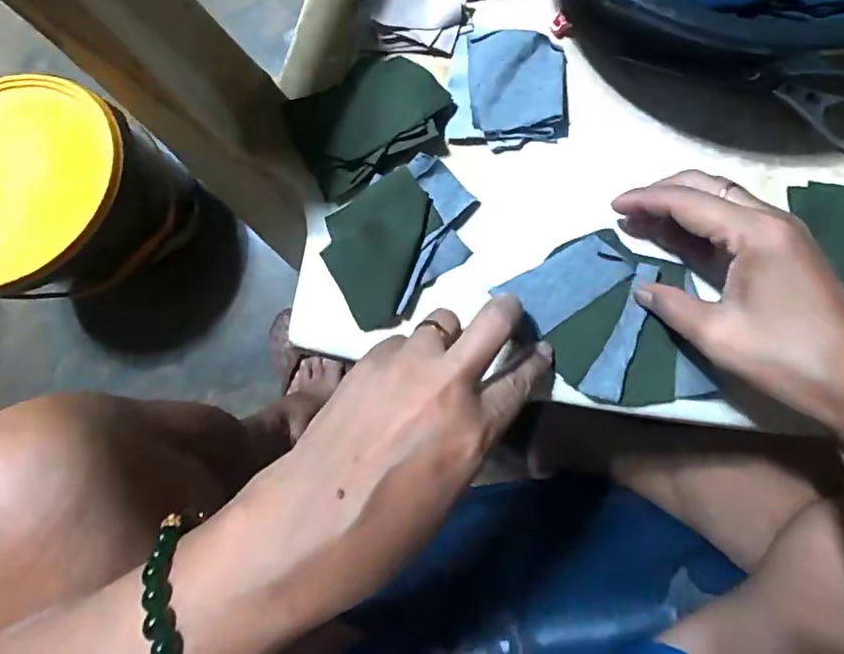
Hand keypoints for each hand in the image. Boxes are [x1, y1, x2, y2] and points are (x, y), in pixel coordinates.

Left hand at [224, 297, 550, 621]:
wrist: (302, 525)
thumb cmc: (384, 533)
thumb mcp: (449, 491)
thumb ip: (471, 438)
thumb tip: (478, 411)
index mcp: (475, 427)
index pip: (522, 377)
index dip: (536, 361)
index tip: (541, 350)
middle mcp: (448, 383)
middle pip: (495, 319)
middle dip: (507, 311)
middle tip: (507, 314)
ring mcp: (407, 363)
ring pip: (442, 322)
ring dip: (445, 338)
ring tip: (431, 360)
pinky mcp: (370, 357)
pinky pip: (402, 341)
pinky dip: (404, 355)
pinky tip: (390, 380)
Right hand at [612, 171, 843, 435]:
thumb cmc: (790, 360)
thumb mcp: (721, 336)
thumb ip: (674, 305)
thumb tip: (642, 288)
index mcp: (756, 231)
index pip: (689, 201)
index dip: (647, 200)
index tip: (614, 205)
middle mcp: (772, 219)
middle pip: (709, 188)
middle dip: (665, 194)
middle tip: (630, 211)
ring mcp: (785, 233)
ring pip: (725, 202)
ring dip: (686, 208)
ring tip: (647, 222)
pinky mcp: (790, 251)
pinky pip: (740, 223)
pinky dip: (707, 226)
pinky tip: (684, 241)